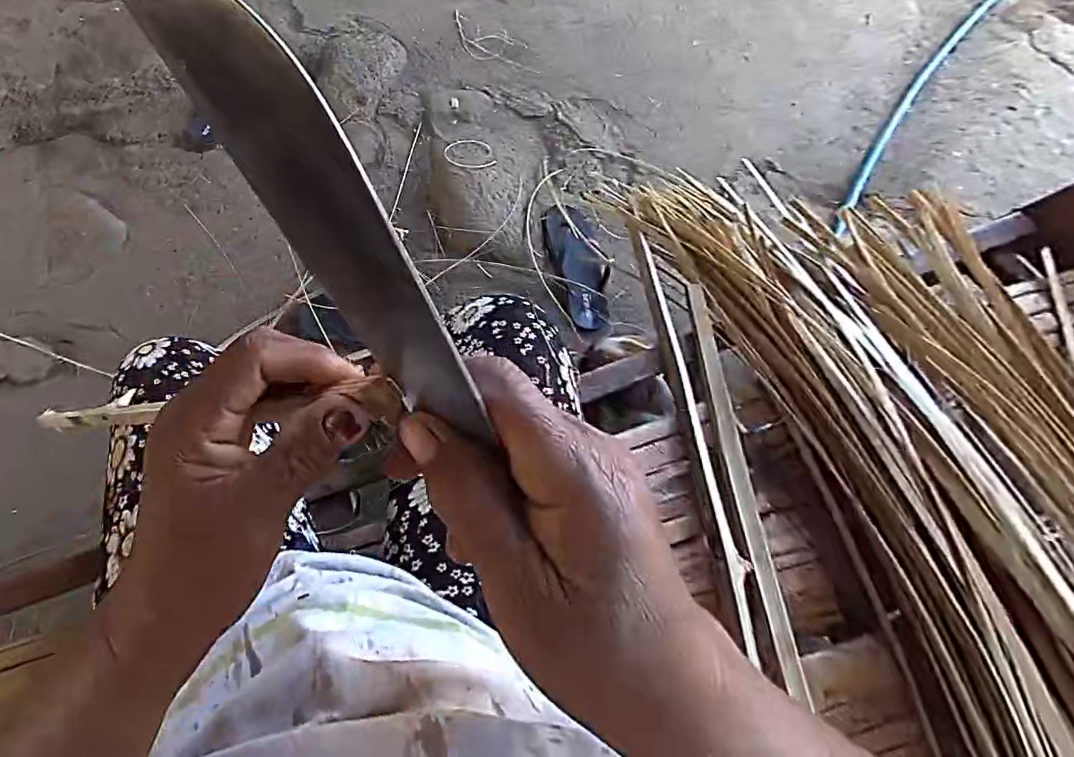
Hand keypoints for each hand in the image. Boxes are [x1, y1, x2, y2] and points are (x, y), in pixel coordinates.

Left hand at [96, 329, 369, 679]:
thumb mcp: (261, 507)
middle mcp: (192, 407)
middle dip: (310, 365)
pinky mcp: (213, 440)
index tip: (354, 381)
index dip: (308, 358)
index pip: (254, 356)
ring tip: (347, 401)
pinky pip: (257, 403)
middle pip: (257, 358)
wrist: (163, 620)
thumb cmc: (204, 571)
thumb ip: (305, 449)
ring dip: (304, 382)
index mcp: (193, 417)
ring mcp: (201, 422)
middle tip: (357, 390)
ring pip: (259, 378)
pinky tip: (320, 417)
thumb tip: (354, 406)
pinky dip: (292, 403)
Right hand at [389, 356, 860, 756]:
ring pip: (509, 427)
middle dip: (447, 431)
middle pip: (500, 403)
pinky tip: (488, 528)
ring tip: (456, 526)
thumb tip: (419, 427)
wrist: (675, 691)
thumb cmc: (596, 653)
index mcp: (576, 466)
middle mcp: (592, 444)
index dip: (440, 386)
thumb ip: (466, 497)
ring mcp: (598, 457)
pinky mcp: (596, 476)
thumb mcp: (515, 584)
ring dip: (469, 460)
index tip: (398, 428)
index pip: (497, 382)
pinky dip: (496, 477)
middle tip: (408, 482)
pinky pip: (530, 453)